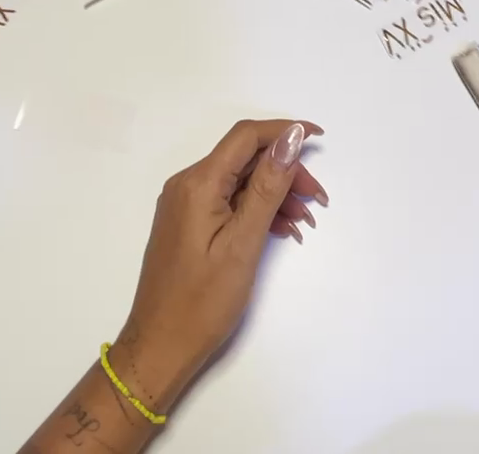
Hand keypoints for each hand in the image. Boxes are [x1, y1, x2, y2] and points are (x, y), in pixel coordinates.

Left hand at [108, 120, 327, 410]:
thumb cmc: (202, 301)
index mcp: (198, 183)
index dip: (284, 130)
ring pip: (240, 181)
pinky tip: (282, 230)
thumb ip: (268, 186)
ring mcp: (186, 203)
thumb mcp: (243, 242)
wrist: (159, 348)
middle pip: (246, 159)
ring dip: (276, 194)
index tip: (319, 136)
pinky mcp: (189, 222)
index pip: (246, 136)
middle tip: (318, 201)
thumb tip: (290, 138)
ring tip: (305, 222)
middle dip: (286, 171)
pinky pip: (230, 201)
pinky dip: (258, 210)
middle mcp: (188, 184)